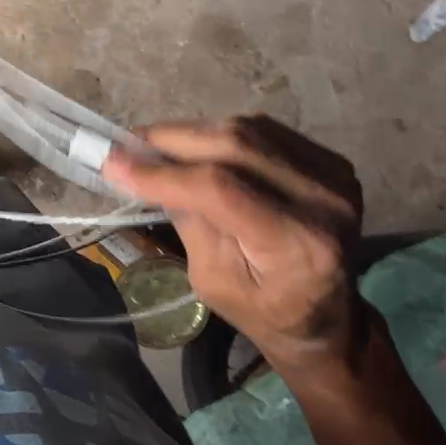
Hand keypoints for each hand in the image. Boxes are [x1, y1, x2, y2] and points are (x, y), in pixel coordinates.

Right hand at [102, 116, 364, 372]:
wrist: (328, 315)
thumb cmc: (262, 309)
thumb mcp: (211, 279)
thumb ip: (188, 221)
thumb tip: (142, 172)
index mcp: (298, 244)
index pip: (220, 189)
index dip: (161, 172)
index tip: (111, 165)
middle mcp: (325, 202)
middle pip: (235, 145)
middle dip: (170, 141)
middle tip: (124, 147)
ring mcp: (334, 176)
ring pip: (246, 130)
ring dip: (191, 134)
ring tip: (152, 147)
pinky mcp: (330, 162)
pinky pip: (262, 131)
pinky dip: (218, 134)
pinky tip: (193, 149)